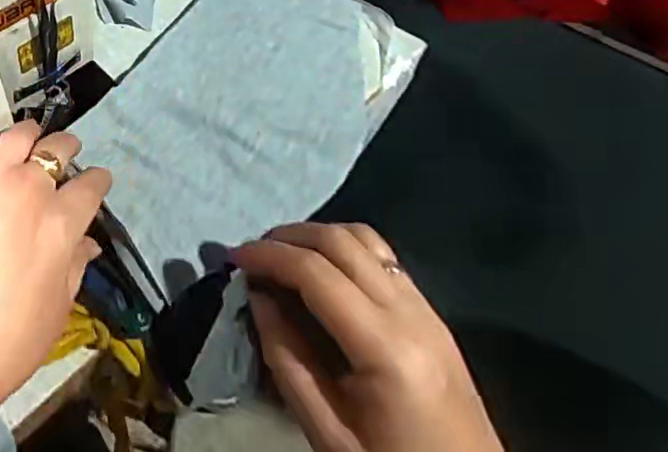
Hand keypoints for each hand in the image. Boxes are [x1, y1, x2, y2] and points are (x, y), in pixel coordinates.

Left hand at [0, 123, 111, 451]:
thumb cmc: (11, 339)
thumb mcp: (60, 304)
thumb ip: (76, 263)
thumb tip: (87, 243)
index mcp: (62, 220)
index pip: (93, 182)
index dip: (99, 182)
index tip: (97, 185)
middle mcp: (31, 191)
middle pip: (58, 147)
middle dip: (69, 149)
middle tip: (69, 158)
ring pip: (20, 134)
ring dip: (33, 137)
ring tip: (34, 148)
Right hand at [232, 223, 502, 451]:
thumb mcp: (329, 434)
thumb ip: (288, 362)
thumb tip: (258, 298)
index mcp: (385, 346)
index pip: (317, 272)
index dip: (270, 257)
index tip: (235, 258)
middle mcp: (409, 311)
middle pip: (341, 241)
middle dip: (290, 236)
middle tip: (253, 251)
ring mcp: (426, 306)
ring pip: (366, 238)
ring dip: (318, 235)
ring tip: (283, 253)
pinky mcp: (432, 312)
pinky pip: (383, 258)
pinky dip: (346, 248)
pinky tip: (324, 268)